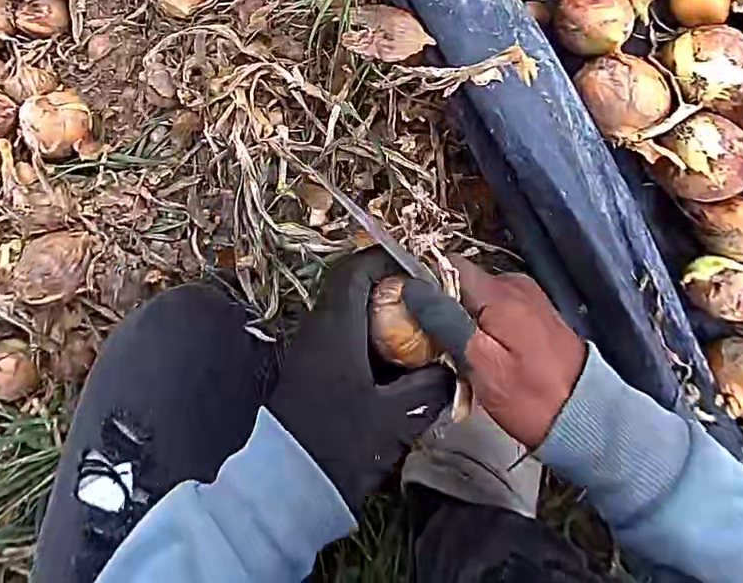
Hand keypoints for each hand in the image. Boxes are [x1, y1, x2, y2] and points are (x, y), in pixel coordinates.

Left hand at [268, 248, 455, 508]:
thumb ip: (429, 387)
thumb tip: (451, 370)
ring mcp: (313, 346)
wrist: (291, 481)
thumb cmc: (340, 440)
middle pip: (354, 287)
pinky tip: (394, 364)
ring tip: (415, 330)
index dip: (386, 260)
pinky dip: (369, 337)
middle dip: (390, 288)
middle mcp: (320, 326)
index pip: (357, 270)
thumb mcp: (395, 416)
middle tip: (422, 302)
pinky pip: (344, 335)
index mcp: (336, 325)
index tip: (417, 271)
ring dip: (380, 314)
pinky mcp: (314, 367)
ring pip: (349, 311)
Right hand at [402, 257, 586, 447]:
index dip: (426, 285)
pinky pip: (498, 308)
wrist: (591, 422)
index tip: (416, 313)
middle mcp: (515, 284)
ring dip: (466, 320)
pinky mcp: (537, 314)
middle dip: (445, 308)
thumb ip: (446, 320)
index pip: (447, 265)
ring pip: (479, 297)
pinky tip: (489, 356)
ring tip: (465, 357)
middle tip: (440, 346)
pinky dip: (486, 325)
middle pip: (462, 281)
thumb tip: (414, 286)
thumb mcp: (481, 363)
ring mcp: (529, 297)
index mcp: (499, 291)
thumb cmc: (532, 398)